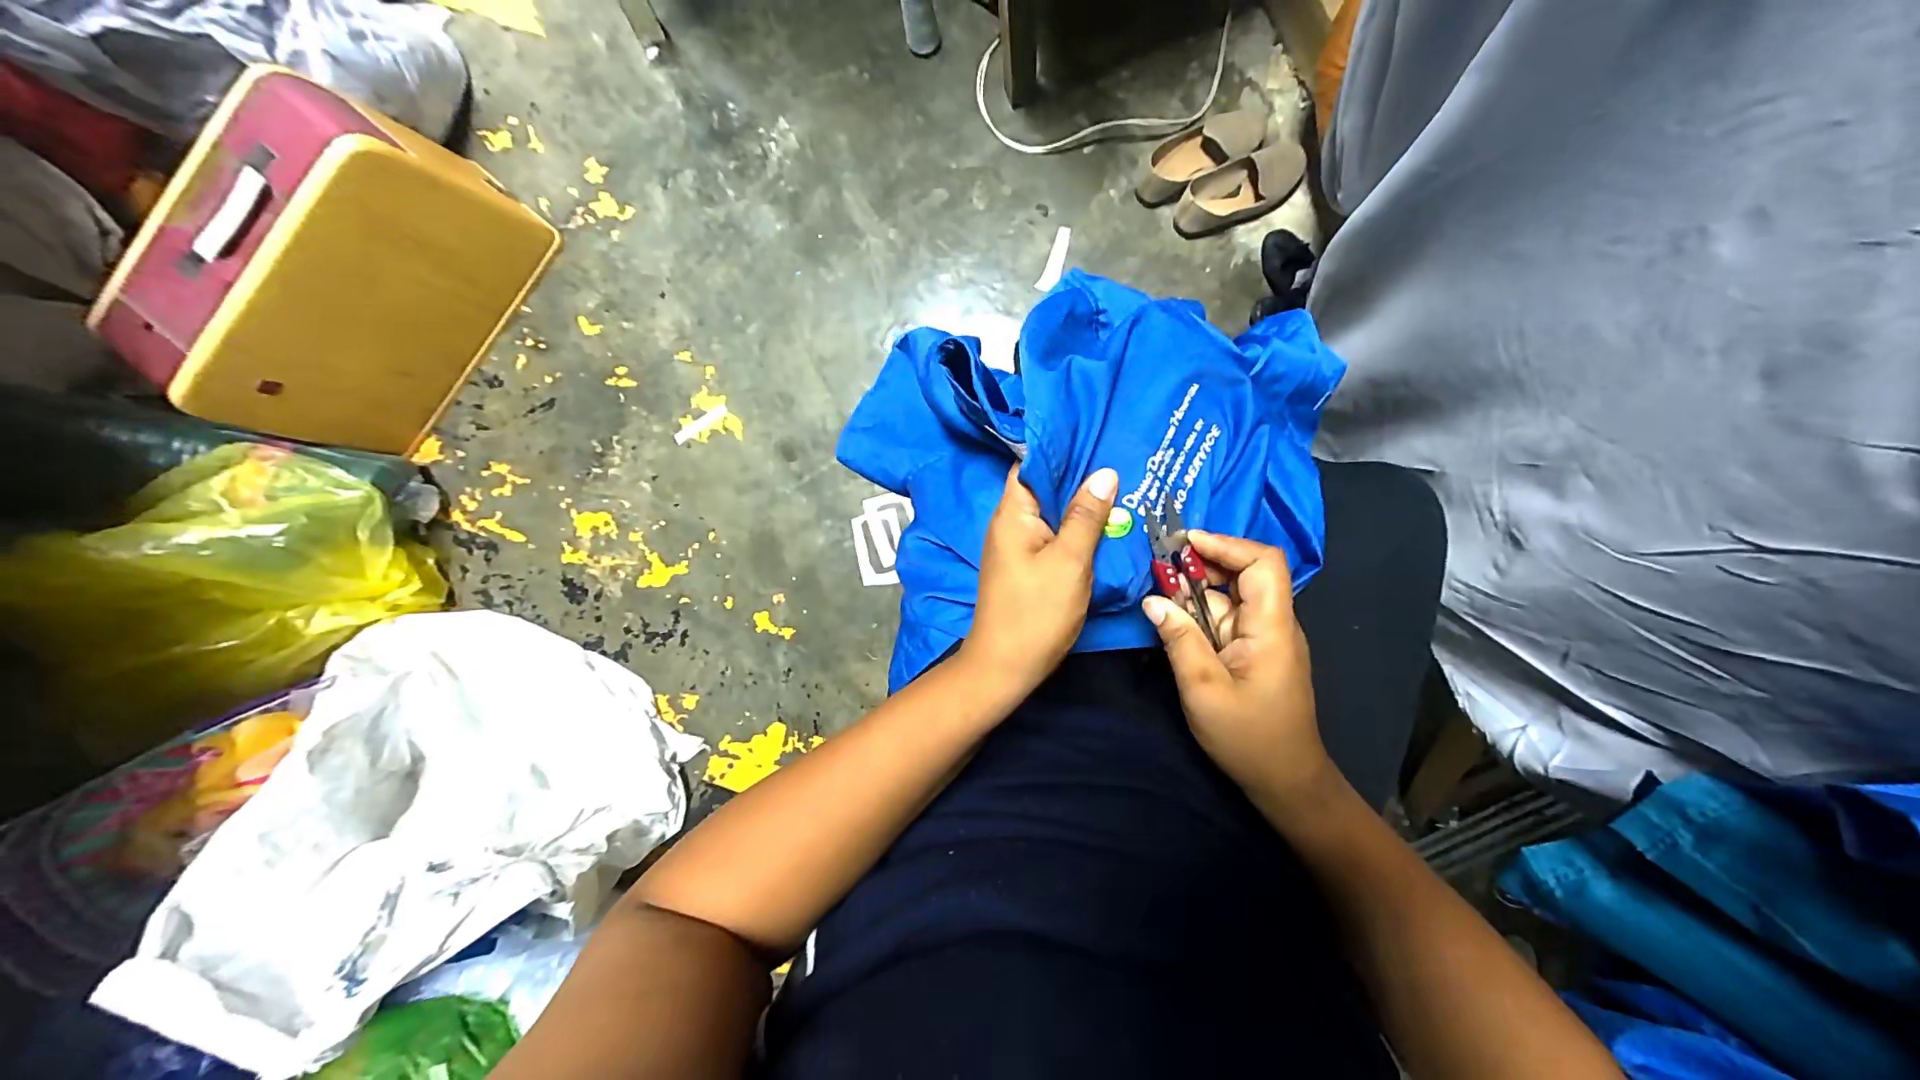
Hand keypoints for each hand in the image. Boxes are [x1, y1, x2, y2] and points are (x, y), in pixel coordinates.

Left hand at [959, 464, 1118, 694]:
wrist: (1007, 666)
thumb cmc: (1036, 612)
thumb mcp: (1069, 561)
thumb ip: (1086, 516)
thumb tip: (1105, 472)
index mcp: (1012, 513)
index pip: (1031, 464)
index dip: (1061, 448)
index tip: (1097, 434)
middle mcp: (1010, 523)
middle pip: (1044, 486)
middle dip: (1079, 474)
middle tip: (1121, 456)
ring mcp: (1018, 545)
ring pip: (1052, 511)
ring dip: (1080, 501)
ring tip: (1121, 482)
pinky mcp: (1028, 564)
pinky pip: (1053, 533)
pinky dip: (1075, 525)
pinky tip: (1104, 521)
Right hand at [1142, 531, 1334, 815]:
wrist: (1286, 781)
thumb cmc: (1248, 738)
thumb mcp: (1203, 689)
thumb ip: (1179, 640)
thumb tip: (1153, 600)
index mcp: (1272, 627)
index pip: (1263, 563)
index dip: (1226, 544)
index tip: (1185, 544)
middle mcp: (1274, 624)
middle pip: (1244, 575)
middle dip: (1201, 566)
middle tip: (1159, 570)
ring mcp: (1265, 638)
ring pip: (1230, 599)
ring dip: (1195, 593)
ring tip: (1158, 596)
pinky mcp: (1254, 652)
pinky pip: (1226, 621)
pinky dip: (1200, 615)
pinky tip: (1174, 622)